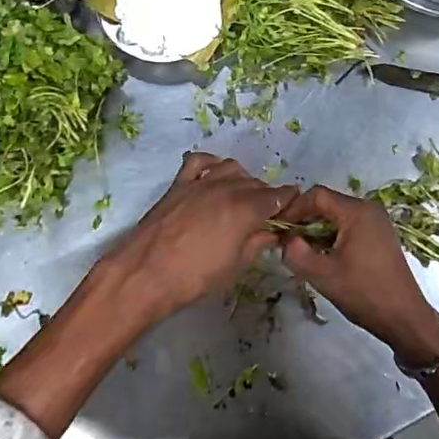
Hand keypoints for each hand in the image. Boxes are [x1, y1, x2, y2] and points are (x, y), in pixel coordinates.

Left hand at [96, 152, 293, 327]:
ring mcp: (201, 182)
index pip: (278, 196)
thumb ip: (257, 243)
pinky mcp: (179, 184)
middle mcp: (227, 187)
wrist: (145, 274)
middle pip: (256, 183)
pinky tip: (214, 175)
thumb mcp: (235, 266)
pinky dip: (211, 163)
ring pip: (232, 168)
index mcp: (246, 208)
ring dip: (242, 179)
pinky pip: (200, 161)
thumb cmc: (194, 277)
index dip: (288, 201)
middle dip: (266, 196)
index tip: (293, 207)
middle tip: (266, 215)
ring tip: (241, 197)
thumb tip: (272, 233)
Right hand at [275, 185, 438, 367]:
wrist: (405, 318)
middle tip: (286, 241)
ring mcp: (377, 222)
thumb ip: (296, 252)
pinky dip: (332, 236)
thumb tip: (286, 239)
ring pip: (337, 216)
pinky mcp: (379, 236)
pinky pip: (349, 226)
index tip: (278, 228)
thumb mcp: (323, 275)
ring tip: (301, 250)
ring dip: (317, 230)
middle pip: (327, 203)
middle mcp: (369, 209)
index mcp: (357, 211)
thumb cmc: (364, 293)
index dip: (294, 209)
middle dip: (304, 220)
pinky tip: (322, 256)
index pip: (317, 195)